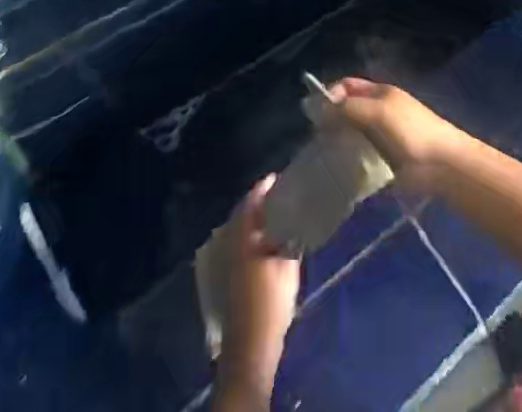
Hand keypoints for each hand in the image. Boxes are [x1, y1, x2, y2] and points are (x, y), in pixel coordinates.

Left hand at [214, 176, 299, 410]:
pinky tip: (268, 241)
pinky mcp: (233, 277)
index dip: (262, 189)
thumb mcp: (287, 269)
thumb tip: (292, 226)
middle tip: (278, 194)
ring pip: (242, 231)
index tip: (275, 177)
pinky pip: (243, 243)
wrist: (250, 344)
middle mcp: (233, 246)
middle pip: (243, 216)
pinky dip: (254, 235)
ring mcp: (230, 262)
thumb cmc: (271, 302)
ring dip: (256, 220)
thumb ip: (288, 243)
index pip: (251, 205)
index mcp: (245, 240)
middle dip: (258, 203)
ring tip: (276, 214)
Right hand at [327, 78, 473, 194]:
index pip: (347, 85)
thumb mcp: (377, 110)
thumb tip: (320, 108)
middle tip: (318, 135)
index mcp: (379, 93)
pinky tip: (337, 167)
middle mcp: (377, 111)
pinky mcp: (381, 160)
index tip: (316, 111)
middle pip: (346, 110)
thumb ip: (348, 107)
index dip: (330, 93)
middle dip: (331, 119)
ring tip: (324, 153)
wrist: (441, 164)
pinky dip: (348, 160)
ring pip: (350, 135)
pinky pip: (358, 156)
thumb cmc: (411, 130)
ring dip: (338, 142)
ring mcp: (380, 137)